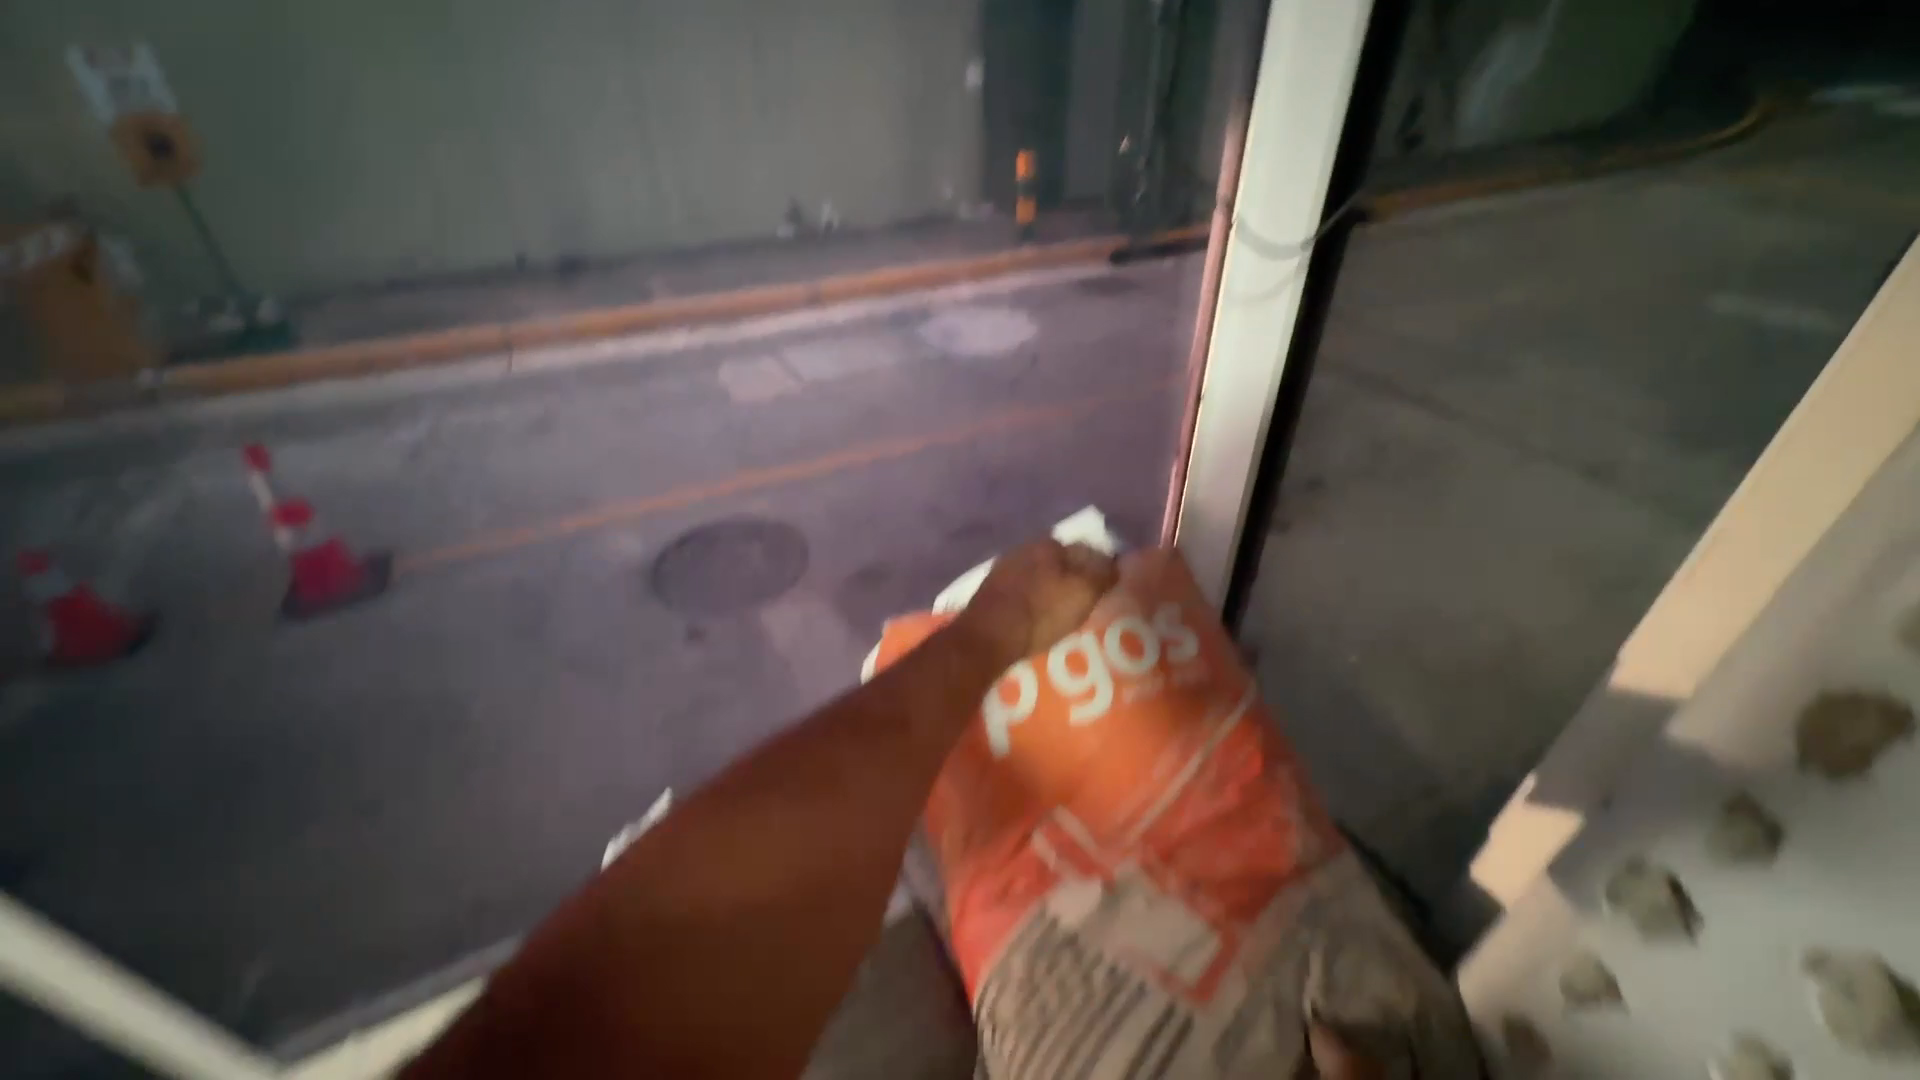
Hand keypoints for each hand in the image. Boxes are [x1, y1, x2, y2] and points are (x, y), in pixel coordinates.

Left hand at [954, 539, 1117, 665]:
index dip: (1098, 567)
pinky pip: (1021, 592)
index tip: (1106, 587)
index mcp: (1048, 543)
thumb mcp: (1083, 592)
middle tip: (1085, 601)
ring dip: (1050, 590)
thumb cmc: (1041, 613)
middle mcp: (1023, 548)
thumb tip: (1117, 561)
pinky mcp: (988, 592)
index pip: (1084, 549)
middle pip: (1058, 562)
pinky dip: (1031, 602)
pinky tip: (1036, 618)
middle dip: (1072, 577)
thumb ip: (1103, 573)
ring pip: (1038, 576)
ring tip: (1062, 613)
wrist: (987, 637)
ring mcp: (1002, 569)